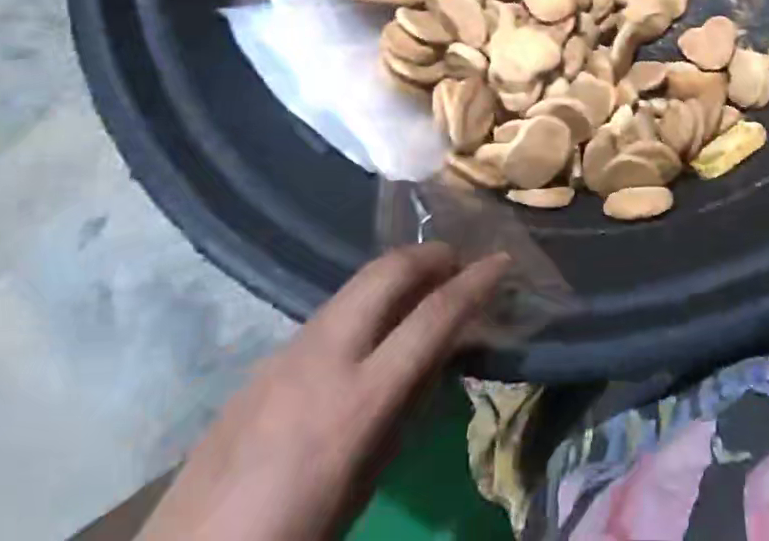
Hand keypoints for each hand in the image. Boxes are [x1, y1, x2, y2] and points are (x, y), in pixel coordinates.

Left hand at [140, 244, 509, 540]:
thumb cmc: (295, 538)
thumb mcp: (367, 481)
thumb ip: (407, 409)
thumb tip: (439, 355)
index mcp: (358, 398)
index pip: (432, 318)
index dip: (474, 283)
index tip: (502, 262)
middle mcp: (324, 355)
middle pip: (387, 272)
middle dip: (430, 256)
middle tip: (459, 263)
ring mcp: (288, 349)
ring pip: (355, 285)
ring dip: (397, 275)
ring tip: (423, 291)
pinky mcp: (266, 357)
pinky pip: (330, 312)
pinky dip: (365, 304)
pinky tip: (370, 334)